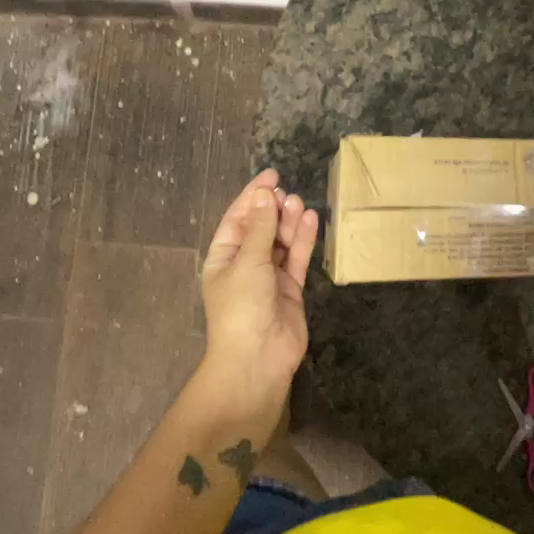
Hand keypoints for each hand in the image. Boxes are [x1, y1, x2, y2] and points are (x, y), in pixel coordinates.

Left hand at [198, 168, 318, 432]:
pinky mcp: (291, 290)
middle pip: (260, 228)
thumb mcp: (248, 261)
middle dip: (273, 209)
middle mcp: (244, 264)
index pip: (237, 218)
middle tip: (288, 193)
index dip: (252, 196)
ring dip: (289, 222)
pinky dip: (303, 241)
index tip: (271, 175)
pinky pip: (296, 259)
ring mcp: (268, 278)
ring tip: (300, 203)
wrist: (257, 358)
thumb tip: (264, 194)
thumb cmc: (242, 307)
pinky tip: (311, 221)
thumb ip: (260, 228)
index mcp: (223, 257)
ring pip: (280, 242)